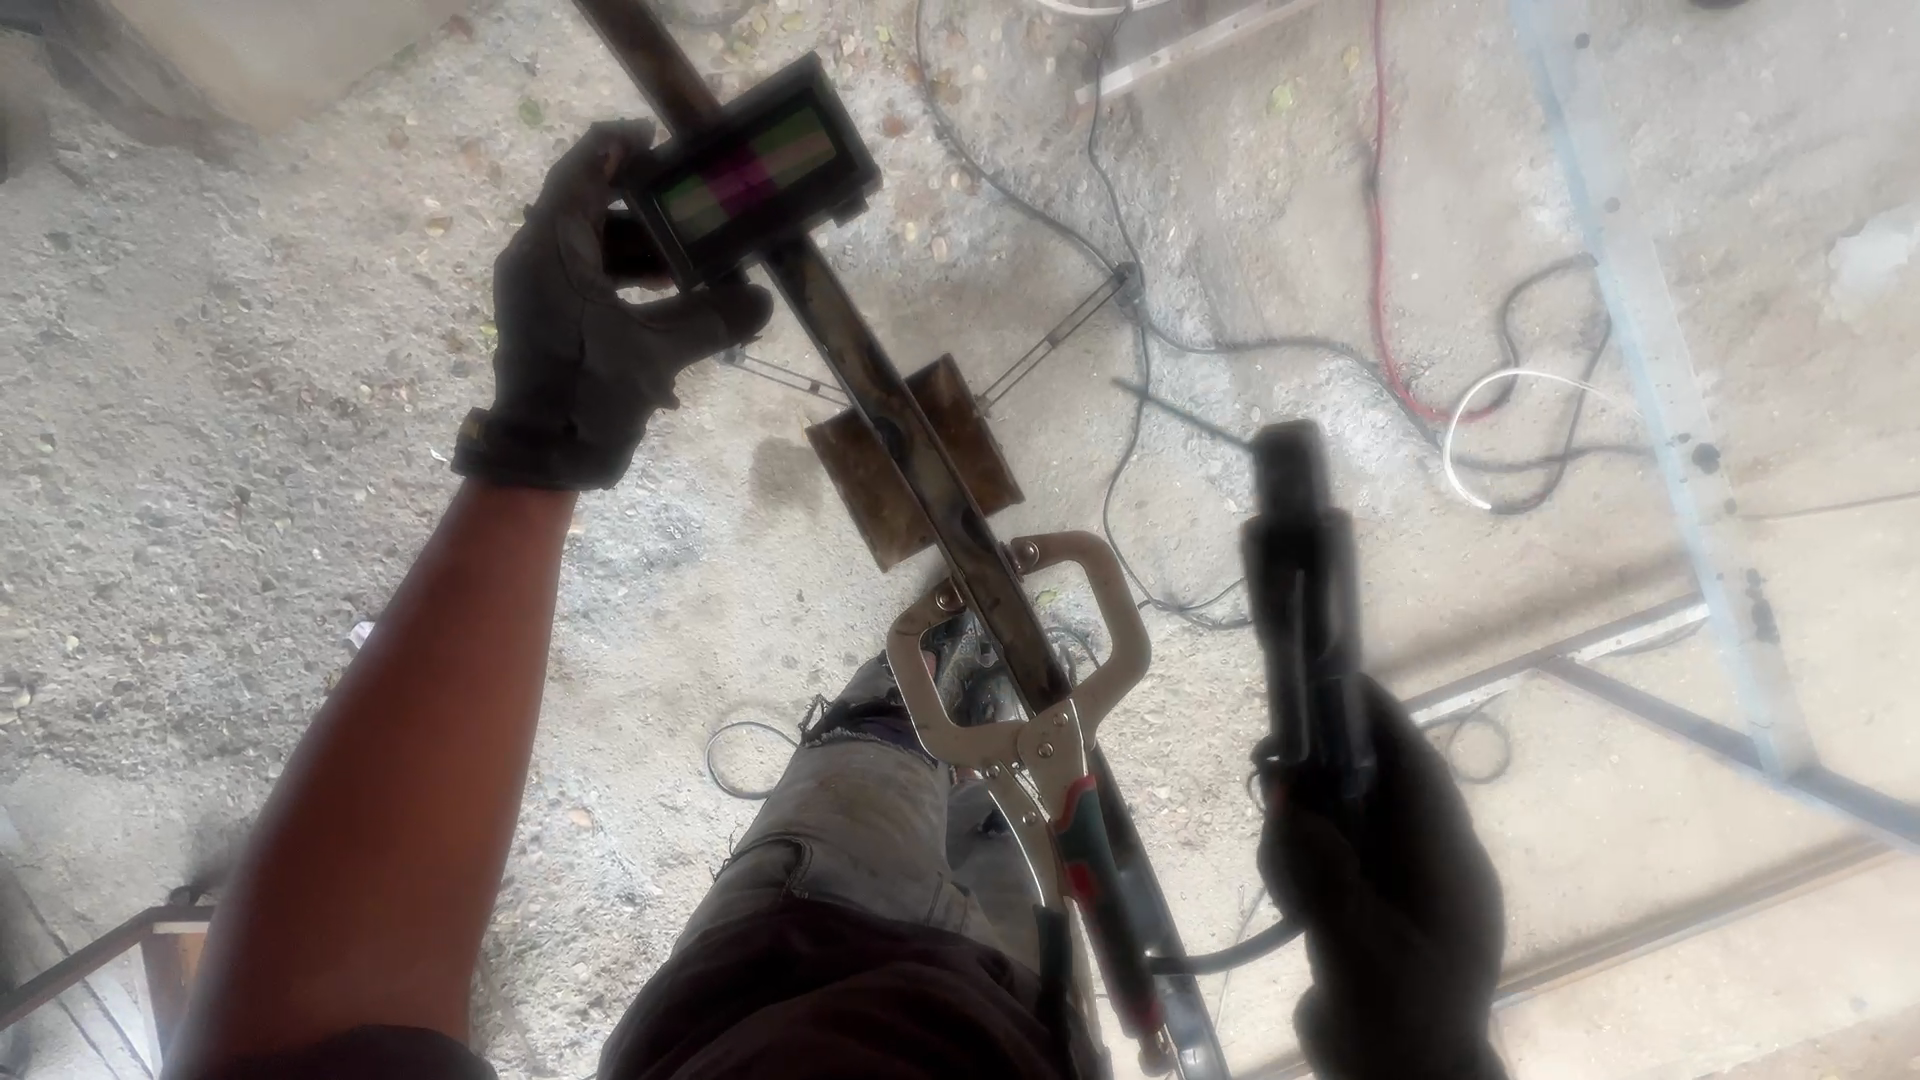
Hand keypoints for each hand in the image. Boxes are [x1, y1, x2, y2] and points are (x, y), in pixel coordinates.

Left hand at [453, 120, 773, 489]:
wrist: (546, 456)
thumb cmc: (589, 394)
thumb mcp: (655, 354)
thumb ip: (709, 321)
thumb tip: (763, 300)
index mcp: (552, 252)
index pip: (581, 175)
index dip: (617, 149)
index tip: (658, 140)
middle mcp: (539, 262)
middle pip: (591, 211)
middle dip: (643, 207)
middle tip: (690, 203)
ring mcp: (543, 293)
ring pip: (595, 251)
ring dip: (643, 252)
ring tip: (691, 261)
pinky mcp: (553, 321)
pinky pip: (594, 283)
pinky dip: (631, 284)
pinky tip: (672, 299)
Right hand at [1260, 678, 1507, 1079]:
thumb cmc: (1395, 1017)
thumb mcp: (1354, 944)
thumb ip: (1321, 866)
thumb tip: (1289, 800)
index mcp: (1447, 866)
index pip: (1417, 769)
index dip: (1381, 719)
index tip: (1337, 679)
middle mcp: (1432, 862)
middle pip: (1374, 785)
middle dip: (1319, 772)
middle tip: (1270, 765)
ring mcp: (1404, 882)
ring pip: (1346, 819)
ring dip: (1306, 829)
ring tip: (1285, 874)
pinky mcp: (1378, 900)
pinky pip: (1337, 854)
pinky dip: (1306, 860)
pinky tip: (1293, 900)